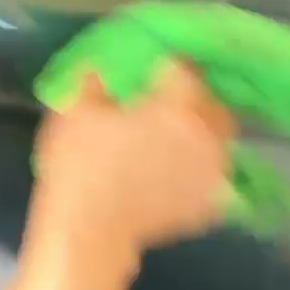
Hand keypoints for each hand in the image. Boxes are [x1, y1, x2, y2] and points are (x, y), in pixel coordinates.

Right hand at [29, 62, 236, 267]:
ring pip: (216, 139)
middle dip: (190, 95)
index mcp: (178, 108)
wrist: (89, 226)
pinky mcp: (211, 202)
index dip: (165, 62)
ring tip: (166, 134)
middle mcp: (209, 136)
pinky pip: (208, 171)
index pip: (184, 70)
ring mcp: (215, 172)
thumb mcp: (72, 111)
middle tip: (160, 97)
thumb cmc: (78, 161)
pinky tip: (166, 168)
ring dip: (196, 130)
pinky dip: (193, 164)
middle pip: (212, 104)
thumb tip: (103, 63)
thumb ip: (94, 82)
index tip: (148, 62)